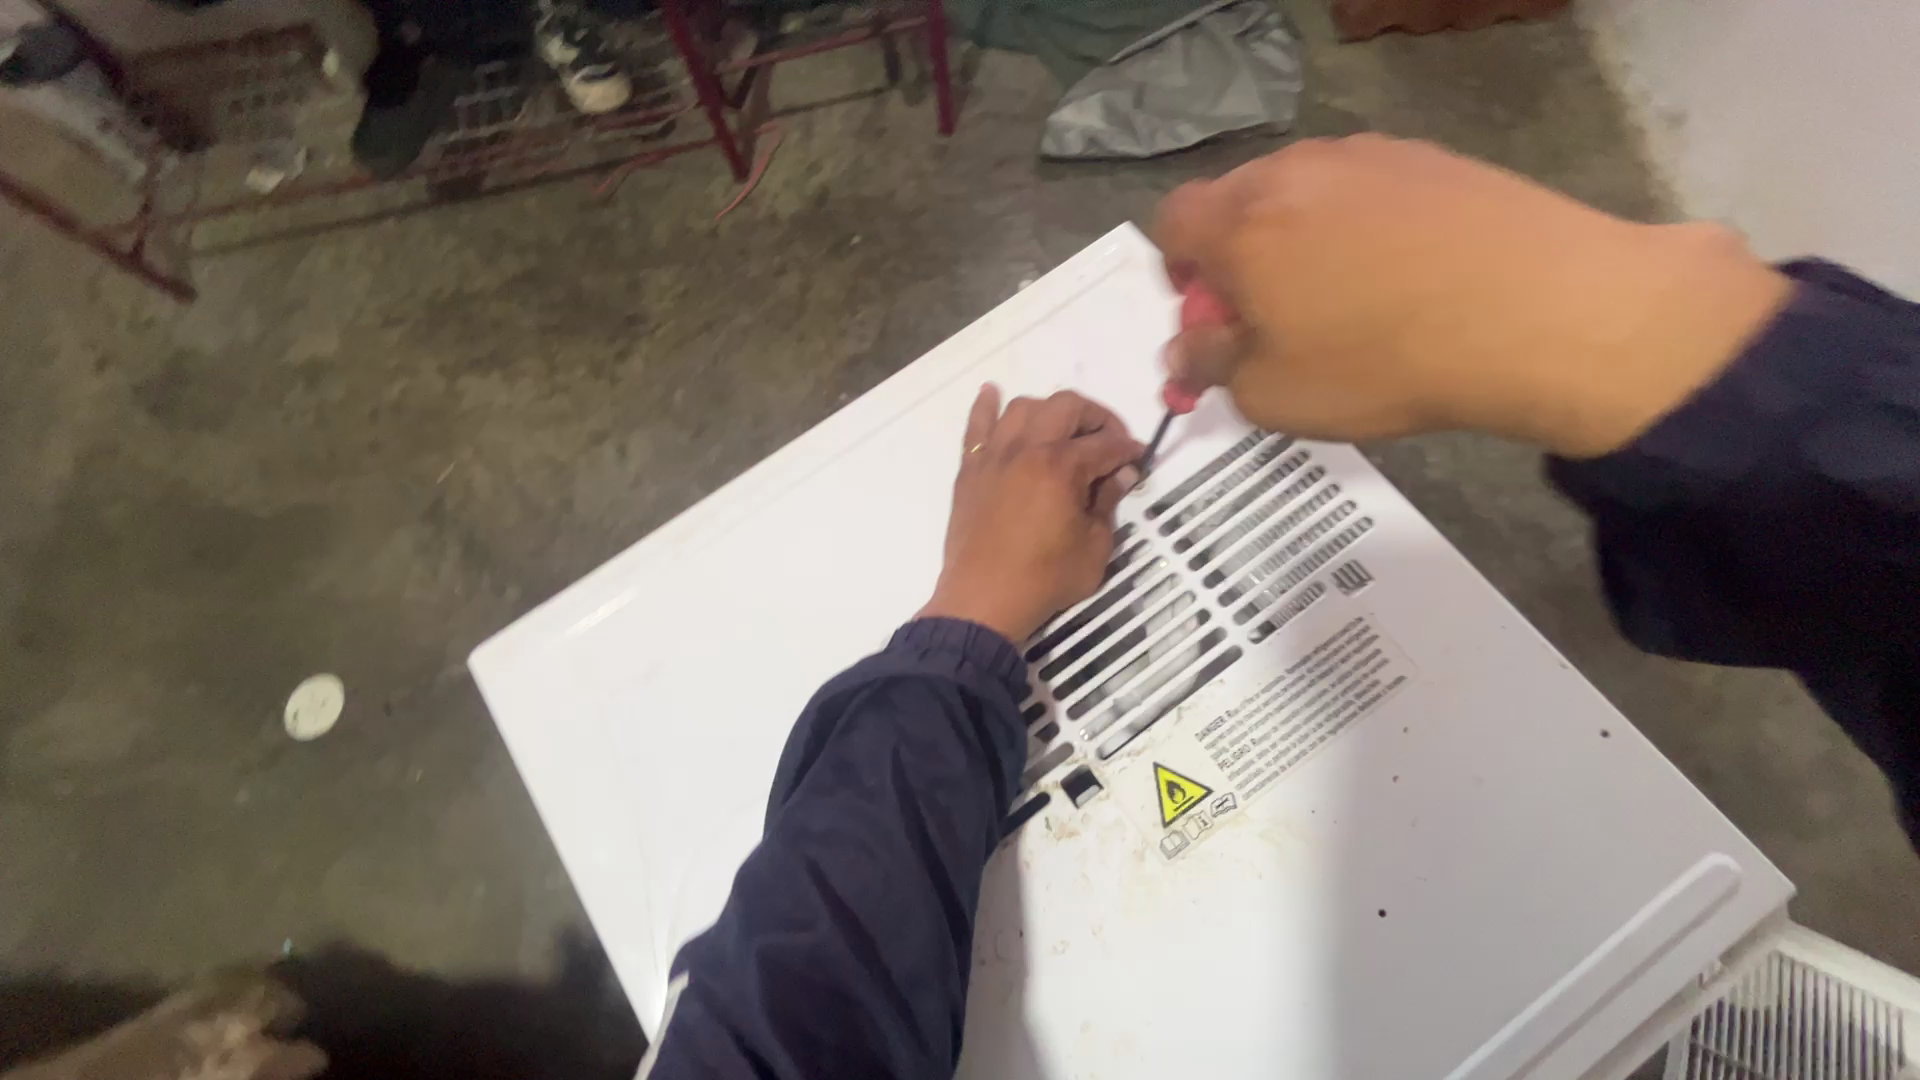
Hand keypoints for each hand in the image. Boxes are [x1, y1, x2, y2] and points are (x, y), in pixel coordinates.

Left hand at [918, 387, 1143, 642]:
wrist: (983, 601)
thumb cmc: (1044, 580)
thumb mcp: (1094, 549)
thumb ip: (1107, 506)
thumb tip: (1120, 476)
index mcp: (1061, 467)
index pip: (1105, 445)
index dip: (1128, 450)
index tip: (1138, 459)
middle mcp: (1026, 450)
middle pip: (1066, 407)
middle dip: (1095, 418)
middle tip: (1106, 442)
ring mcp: (994, 456)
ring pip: (1023, 408)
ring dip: (1048, 411)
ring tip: (1061, 431)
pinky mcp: (970, 470)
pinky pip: (976, 426)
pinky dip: (986, 406)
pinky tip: (992, 393)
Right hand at [1154, 135, 1791, 456]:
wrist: (1543, 314)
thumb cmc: (1378, 362)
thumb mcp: (1267, 392)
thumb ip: (1206, 363)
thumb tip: (1184, 347)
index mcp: (1241, 223)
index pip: (1170, 221)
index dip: (1175, 271)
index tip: (1211, 313)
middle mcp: (1294, 171)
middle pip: (1231, 203)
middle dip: (1231, 257)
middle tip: (1268, 316)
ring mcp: (1366, 156)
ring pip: (1296, 195)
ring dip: (1291, 242)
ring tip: (1336, 298)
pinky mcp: (1428, 157)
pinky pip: (1358, 191)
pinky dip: (1352, 228)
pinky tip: (1393, 276)